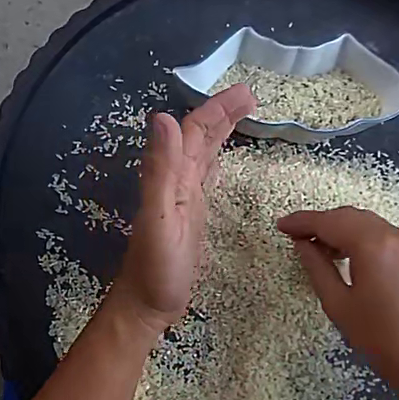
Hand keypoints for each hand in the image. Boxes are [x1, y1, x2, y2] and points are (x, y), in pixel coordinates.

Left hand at [109, 85, 256, 334]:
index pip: (194, 132)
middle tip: (251, 97)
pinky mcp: (190, 216)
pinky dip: (215, 161)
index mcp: (170, 178)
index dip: (216, 109)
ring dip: (220, 133)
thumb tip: (163, 118)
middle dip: (222, 114)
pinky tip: (220, 160)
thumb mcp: (160, 219)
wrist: (147, 305)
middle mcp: (175, 182)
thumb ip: (159, 170)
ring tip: (243, 116)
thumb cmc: (156, 270)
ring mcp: (182, 199)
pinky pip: (204, 179)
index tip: (245, 94)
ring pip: (203, 155)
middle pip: (199, 138)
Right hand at [276, 206, 398, 394]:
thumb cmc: (379, 336)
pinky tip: (344, 254)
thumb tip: (302, 244)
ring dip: (339, 228)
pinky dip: (358, 236)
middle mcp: (393, 234)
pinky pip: (380, 234)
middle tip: (295, 236)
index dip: (302, 221)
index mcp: (372, 244)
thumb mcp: (338, 304)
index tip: (281, 226)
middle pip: (349, 216)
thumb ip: (317, 267)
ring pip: (365, 223)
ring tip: (316, 248)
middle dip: (321, 222)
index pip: (330, 222)